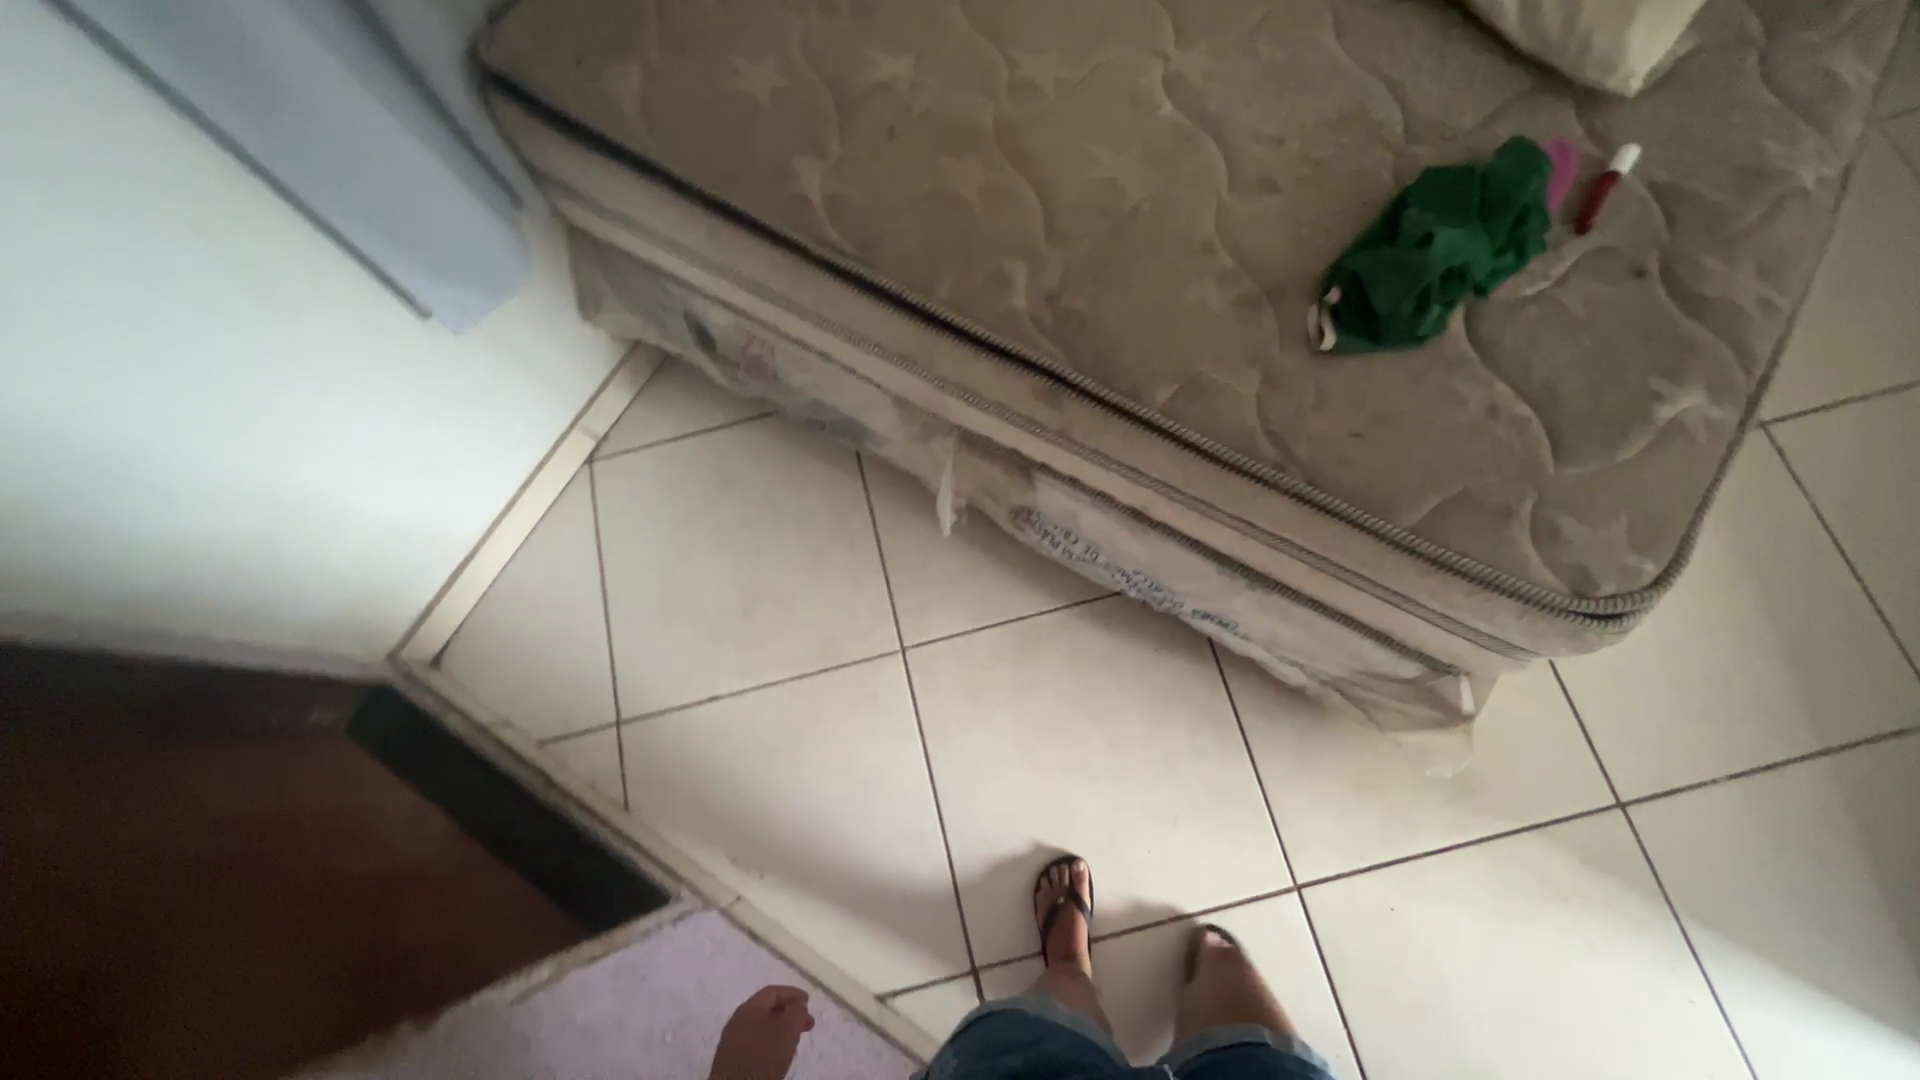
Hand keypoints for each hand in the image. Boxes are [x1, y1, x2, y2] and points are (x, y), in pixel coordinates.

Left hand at [708, 985, 814, 1079]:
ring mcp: (732, 1040)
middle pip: (766, 1009)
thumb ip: (797, 1012)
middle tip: (807, 1024)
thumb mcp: (788, 1029)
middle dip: (789, 1013)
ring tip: (795, 1040)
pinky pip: (754, 1043)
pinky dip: (770, 1043)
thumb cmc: (763, 1056)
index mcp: (749, 1007)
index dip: (793, 993)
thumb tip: (798, 1007)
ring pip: (761, 1027)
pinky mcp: (731, 1060)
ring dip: (780, 1029)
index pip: (773, 991)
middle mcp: (738, 1020)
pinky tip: (778, 1055)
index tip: (809, 1002)